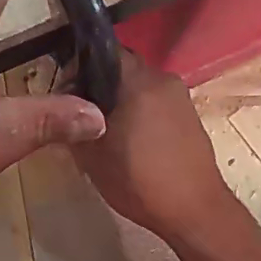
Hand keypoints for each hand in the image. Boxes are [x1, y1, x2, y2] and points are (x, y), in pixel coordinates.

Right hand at [71, 51, 241, 245]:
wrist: (194, 210)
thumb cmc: (139, 180)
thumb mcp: (91, 156)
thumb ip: (73, 124)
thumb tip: (66, 108)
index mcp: (138, 79)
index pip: (102, 51)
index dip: (79, 68)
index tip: (65, 93)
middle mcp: (163, 79)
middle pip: (123, 69)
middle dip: (101, 87)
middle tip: (81, 116)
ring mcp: (181, 97)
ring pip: (141, 88)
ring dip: (123, 102)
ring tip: (106, 132)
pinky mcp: (191, 116)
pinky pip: (158, 104)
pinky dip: (142, 114)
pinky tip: (132, 142)